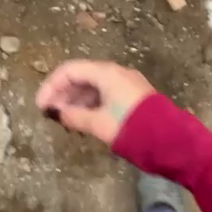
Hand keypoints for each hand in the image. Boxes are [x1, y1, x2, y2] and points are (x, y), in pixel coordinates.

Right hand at [35, 60, 155, 146]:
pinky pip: (104, 94)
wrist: (170, 140)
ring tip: (64, 119)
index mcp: (106, 73)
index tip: (41, 105)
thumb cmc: (130, 127)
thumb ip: (74, 116)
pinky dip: (90, 104)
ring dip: (75, 100)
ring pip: (93, 86)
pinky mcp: (132, 96)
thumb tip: (58, 113)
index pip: (70, 71)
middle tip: (50, 113)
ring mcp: (125, 84)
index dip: (51, 86)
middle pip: (81, 76)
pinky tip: (82, 119)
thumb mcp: (98, 124)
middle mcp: (116, 73)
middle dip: (62, 93)